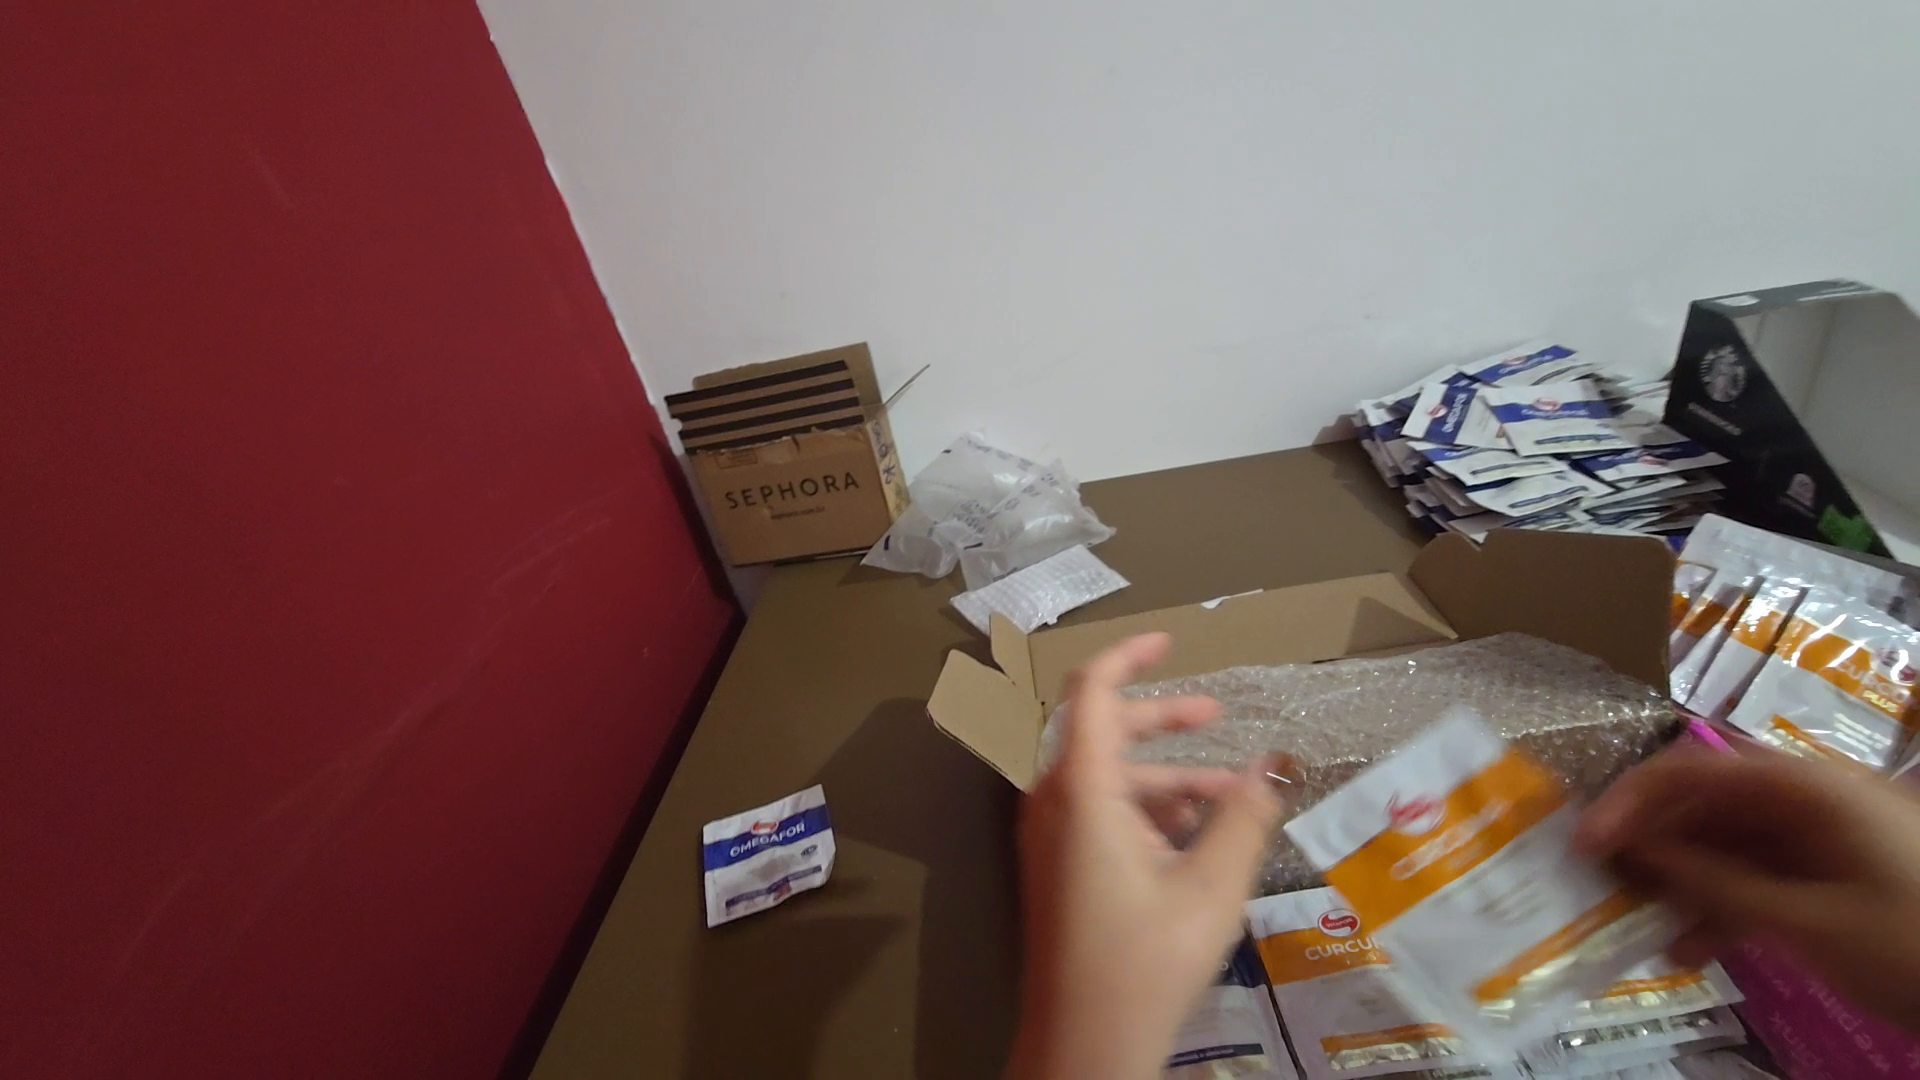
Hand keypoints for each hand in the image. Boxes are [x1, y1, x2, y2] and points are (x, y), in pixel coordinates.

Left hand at [1005, 633, 1288, 1079]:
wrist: (1081, 1045)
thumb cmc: (1143, 961)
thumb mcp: (1208, 887)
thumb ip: (1242, 818)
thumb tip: (1274, 767)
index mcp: (1080, 786)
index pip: (1091, 689)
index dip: (1128, 655)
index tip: (1168, 640)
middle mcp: (1054, 797)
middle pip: (1105, 730)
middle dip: (1164, 720)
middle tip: (1217, 716)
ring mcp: (1050, 831)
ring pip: (1109, 778)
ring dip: (1167, 778)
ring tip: (1232, 797)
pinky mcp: (1056, 862)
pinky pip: (1099, 812)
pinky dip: (1145, 810)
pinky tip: (1195, 835)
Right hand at [1575, 745, 1919, 1029]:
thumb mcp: (1808, 922)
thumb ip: (1710, 880)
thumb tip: (1630, 850)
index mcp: (1803, 787)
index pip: (1685, 771)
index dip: (1625, 802)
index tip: (1586, 842)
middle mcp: (1805, 798)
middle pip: (1698, 804)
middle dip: (1649, 844)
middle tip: (1604, 880)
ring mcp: (1822, 835)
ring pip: (1721, 842)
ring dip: (1679, 882)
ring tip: (1645, 921)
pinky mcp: (1833, 871)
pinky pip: (1755, 873)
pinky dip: (1720, 904)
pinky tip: (1692, 945)